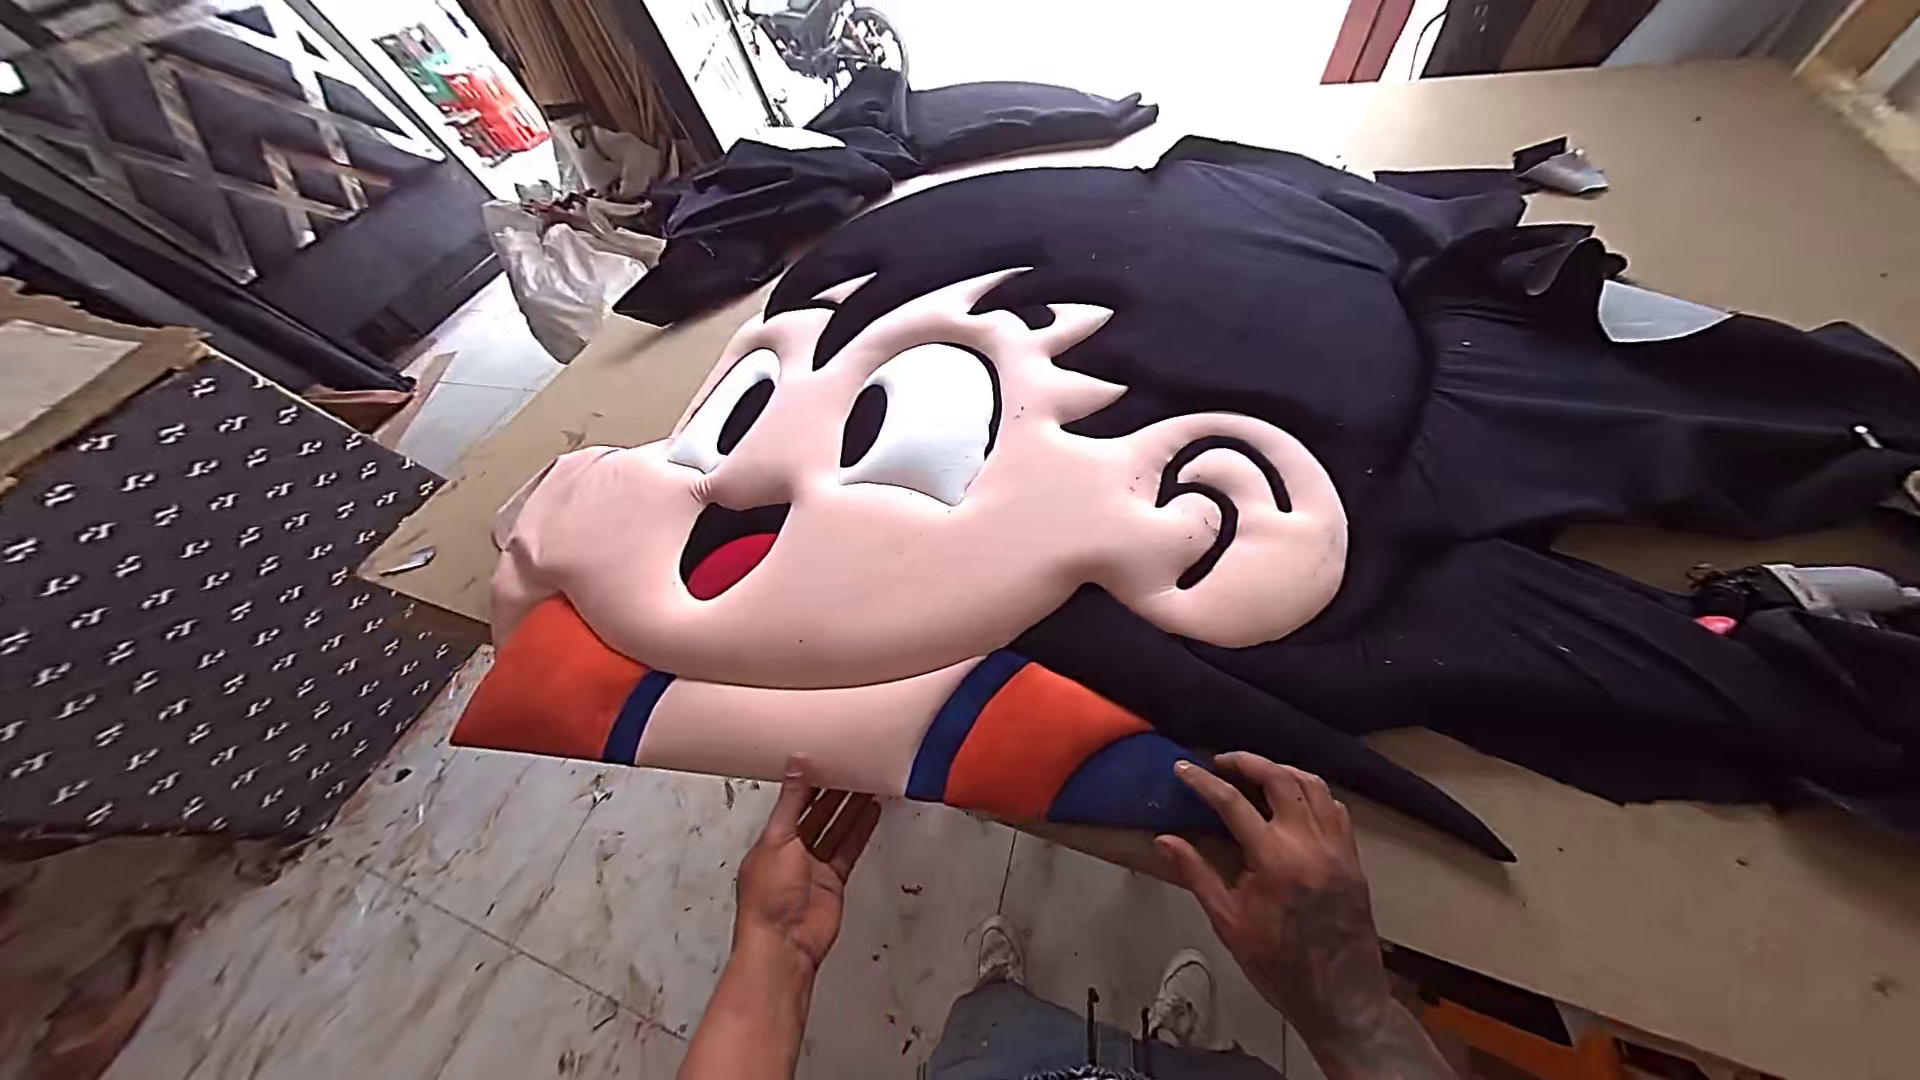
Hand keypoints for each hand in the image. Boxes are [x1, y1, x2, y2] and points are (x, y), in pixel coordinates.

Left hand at [734, 761, 881, 972]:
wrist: (784, 946)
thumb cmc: (769, 901)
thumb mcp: (778, 839)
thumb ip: (792, 802)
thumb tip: (796, 767)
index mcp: (773, 839)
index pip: (795, 802)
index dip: (811, 782)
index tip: (827, 760)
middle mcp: (792, 851)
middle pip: (818, 813)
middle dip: (835, 791)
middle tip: (853, 768)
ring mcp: (814, 867)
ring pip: (836, 828)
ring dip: (851, 807)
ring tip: (868, 783)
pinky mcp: (832, 881)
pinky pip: (849, 848)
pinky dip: (860, 830)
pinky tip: (871, 812)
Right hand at [1157, 753, 1449, 1079]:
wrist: (1343, 1004)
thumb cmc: (1278, 965)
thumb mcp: (1228, 921)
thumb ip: (1195, 873)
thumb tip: (1163, 840)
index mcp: (1275, 860)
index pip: (1231, 802)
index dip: (1202, 780)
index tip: (1183, 768)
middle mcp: (1309, 845)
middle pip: (1279, 778)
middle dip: (1246, 761)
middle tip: (1221, 762)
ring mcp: (1337, 850)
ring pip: (1312, 785)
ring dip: (1280, 770)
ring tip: (1255, 772)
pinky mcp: (1353, 860)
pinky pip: (1335, 808)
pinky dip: (1312, 792)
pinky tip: (1292, 799)